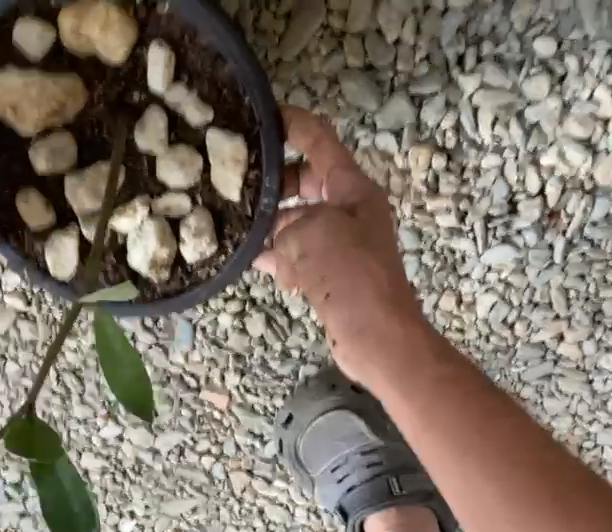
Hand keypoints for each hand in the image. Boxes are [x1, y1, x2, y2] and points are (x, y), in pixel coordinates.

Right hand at [256, 107, 424, 359]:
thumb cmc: (350, 274)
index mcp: (352, 188)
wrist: (376, 336)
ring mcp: (340, 246)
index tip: (256, 116)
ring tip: (234, 222)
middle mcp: (349, 211)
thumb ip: (284, 227)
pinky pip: (299, 257)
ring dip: (271, 225)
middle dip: (274, 181)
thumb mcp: (310, 233)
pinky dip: (278, 258)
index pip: (318, 140)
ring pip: (299, 222)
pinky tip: (251, 260)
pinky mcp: (332, 277)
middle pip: (306, 182)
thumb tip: (268, 246)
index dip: (289, 123)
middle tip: (236, 181)